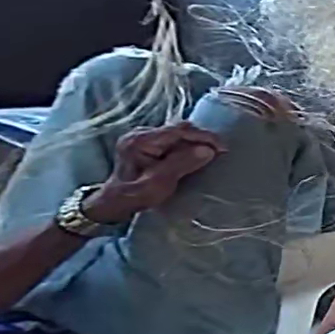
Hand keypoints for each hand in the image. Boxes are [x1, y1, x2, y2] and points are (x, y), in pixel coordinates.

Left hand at [82, 122, 223, 223]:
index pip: (179, 131)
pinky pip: (174, 138)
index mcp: (140, 141)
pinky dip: (189, 145)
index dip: (204, 137)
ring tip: (211, 154)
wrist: (112, 204)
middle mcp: (140, 134)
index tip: (222, 149)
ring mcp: (142, 137)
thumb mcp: (157, 184)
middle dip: (202, 139)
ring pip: (179, 133)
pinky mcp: (147, 142)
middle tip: (219, 153)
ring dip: (197, 142)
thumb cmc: (133, 197)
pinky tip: (196, 154)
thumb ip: (180, 164)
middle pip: (180, 129)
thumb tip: (207, 150)